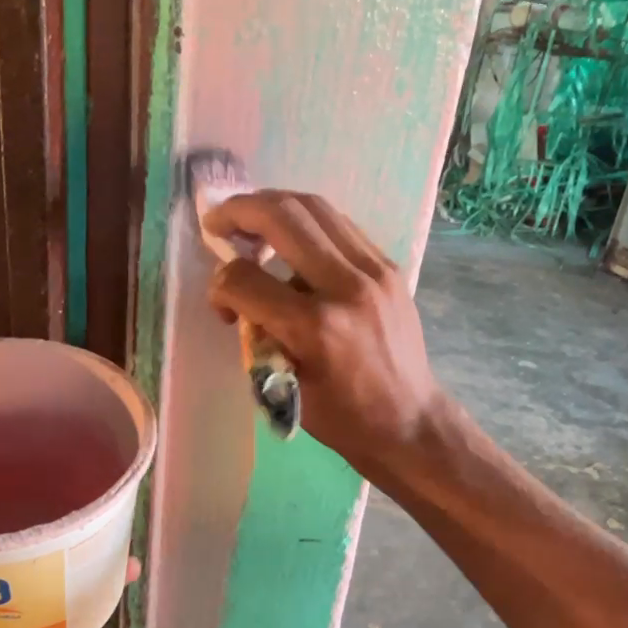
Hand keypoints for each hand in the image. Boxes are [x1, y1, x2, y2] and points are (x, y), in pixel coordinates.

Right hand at [203, 191, 445, 469]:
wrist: (409, 421)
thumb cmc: (342, 418)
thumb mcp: (285, 387)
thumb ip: (260, 334)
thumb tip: (242, 295)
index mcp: (316, 328)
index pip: (248, 281)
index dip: (221, 285)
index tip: (221, 302)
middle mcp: (347, 287)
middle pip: (284, 217)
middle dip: (241, 211)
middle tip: (218, 222)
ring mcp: (375, 271)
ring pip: (315, 208)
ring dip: (274, 206)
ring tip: (250, 220)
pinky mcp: (389, 267)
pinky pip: (340, 225)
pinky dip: (307, 222)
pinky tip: (290, 237)